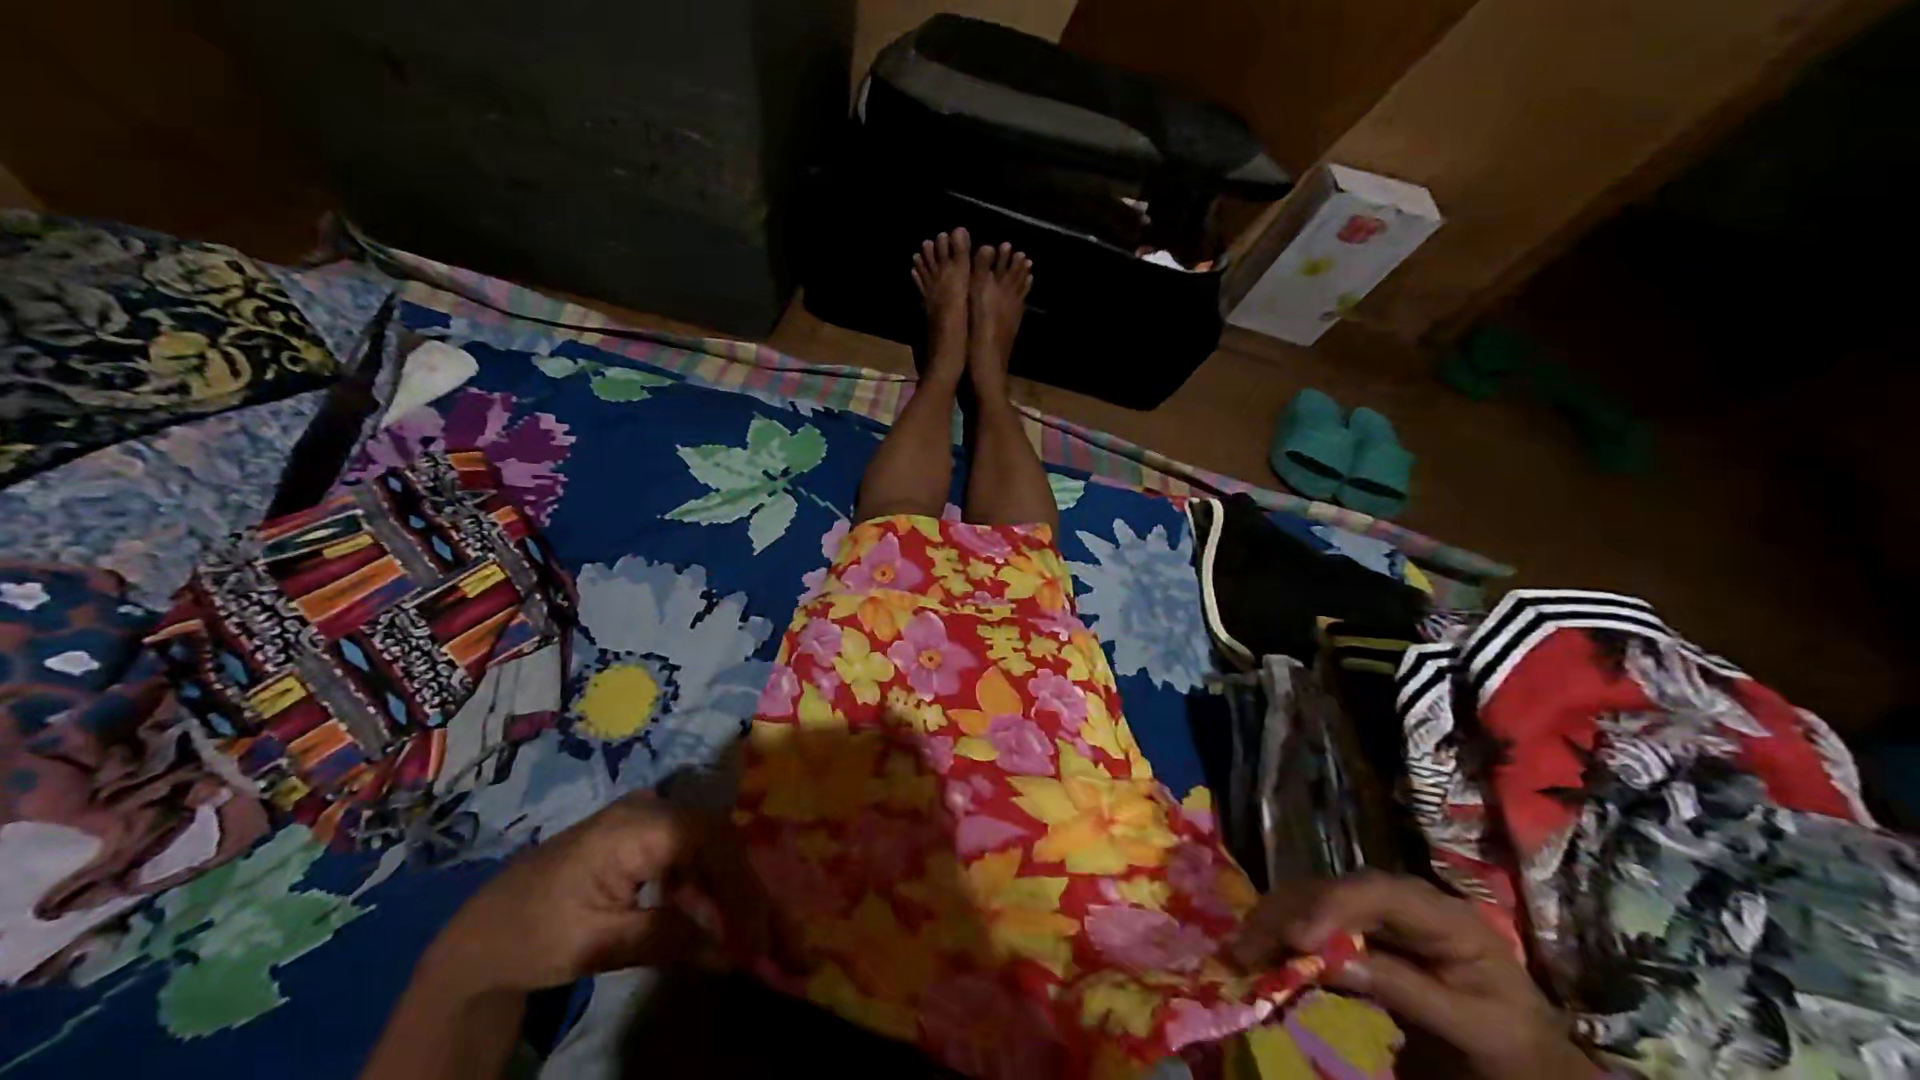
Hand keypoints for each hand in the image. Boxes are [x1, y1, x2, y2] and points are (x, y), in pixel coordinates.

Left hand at [421, 793, 776, 993]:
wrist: (484, 932)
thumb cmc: (533, 933)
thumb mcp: (598, 943)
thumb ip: (667, 938)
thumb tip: (730, 952)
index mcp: (636, 826)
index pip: (712, 842)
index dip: (742, 887)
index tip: (756, 940)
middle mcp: (653, 811)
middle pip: (723, 844)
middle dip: (753, 894)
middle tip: (781, 945)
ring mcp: (654, 822)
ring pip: (717, 853)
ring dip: (742, 896)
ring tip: (768, 940)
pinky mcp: (652, 842)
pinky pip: (699, 861)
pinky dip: (718, 893)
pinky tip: (730, 925)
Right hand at [1234, 872, 1597, 1079]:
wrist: (1531, 1065)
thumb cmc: (1512, 1051)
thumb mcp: (1473, 1029)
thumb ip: (1407, 992)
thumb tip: (1329, 961)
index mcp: (1444, 915)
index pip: (1378, 892)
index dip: (1332, 907)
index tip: (1297, 940)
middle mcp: (1404, 902)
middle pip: (1335, 890)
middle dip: (1288, 914)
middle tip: (1246, 946)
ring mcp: (1381, 917)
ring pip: (1315, 900)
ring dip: (1276, 922)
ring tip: (1243, 951)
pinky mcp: (1364, 935)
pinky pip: (1316, 925)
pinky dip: (1283, 937)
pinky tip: (1262, 953)